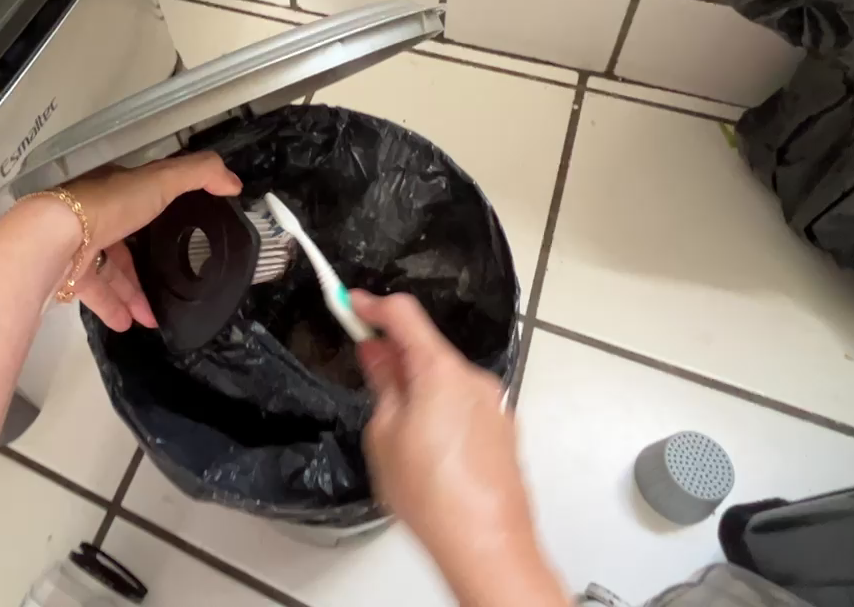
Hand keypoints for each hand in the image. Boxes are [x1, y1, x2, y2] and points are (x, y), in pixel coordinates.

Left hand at [61, 152, 241, 331]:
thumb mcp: (161, 179)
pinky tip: (131, 323)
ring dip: (133, 294)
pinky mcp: (68, 273)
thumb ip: (200, 175)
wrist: (54, 237)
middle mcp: (95, 214)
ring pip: (111, 271)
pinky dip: (114, 308)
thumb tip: (234, 182)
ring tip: (154, 319)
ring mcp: (79, 244)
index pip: (142, 196)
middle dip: (147, 264)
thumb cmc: (110, 203)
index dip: (164, 208)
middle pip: (126, 240)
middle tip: (172, 284)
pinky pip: (96, 293)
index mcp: (115, 189)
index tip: (184, 227)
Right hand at [353, 292, 566, 606]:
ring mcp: (493, 403)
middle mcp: (472, 378)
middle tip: (367, 371)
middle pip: (426, 346)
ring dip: (419, 384)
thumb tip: (375, 351)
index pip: (404, 313)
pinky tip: (428, 448)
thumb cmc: (431, 496)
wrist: (489, 549)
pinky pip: (463, 402)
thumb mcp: (385, 434)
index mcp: (440, 370)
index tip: (350, 304)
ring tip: (398, 429)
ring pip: (445, 377)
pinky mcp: (503, 428)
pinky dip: (441, 407)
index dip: (372, 305)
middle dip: (395, 353)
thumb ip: (382, 382)